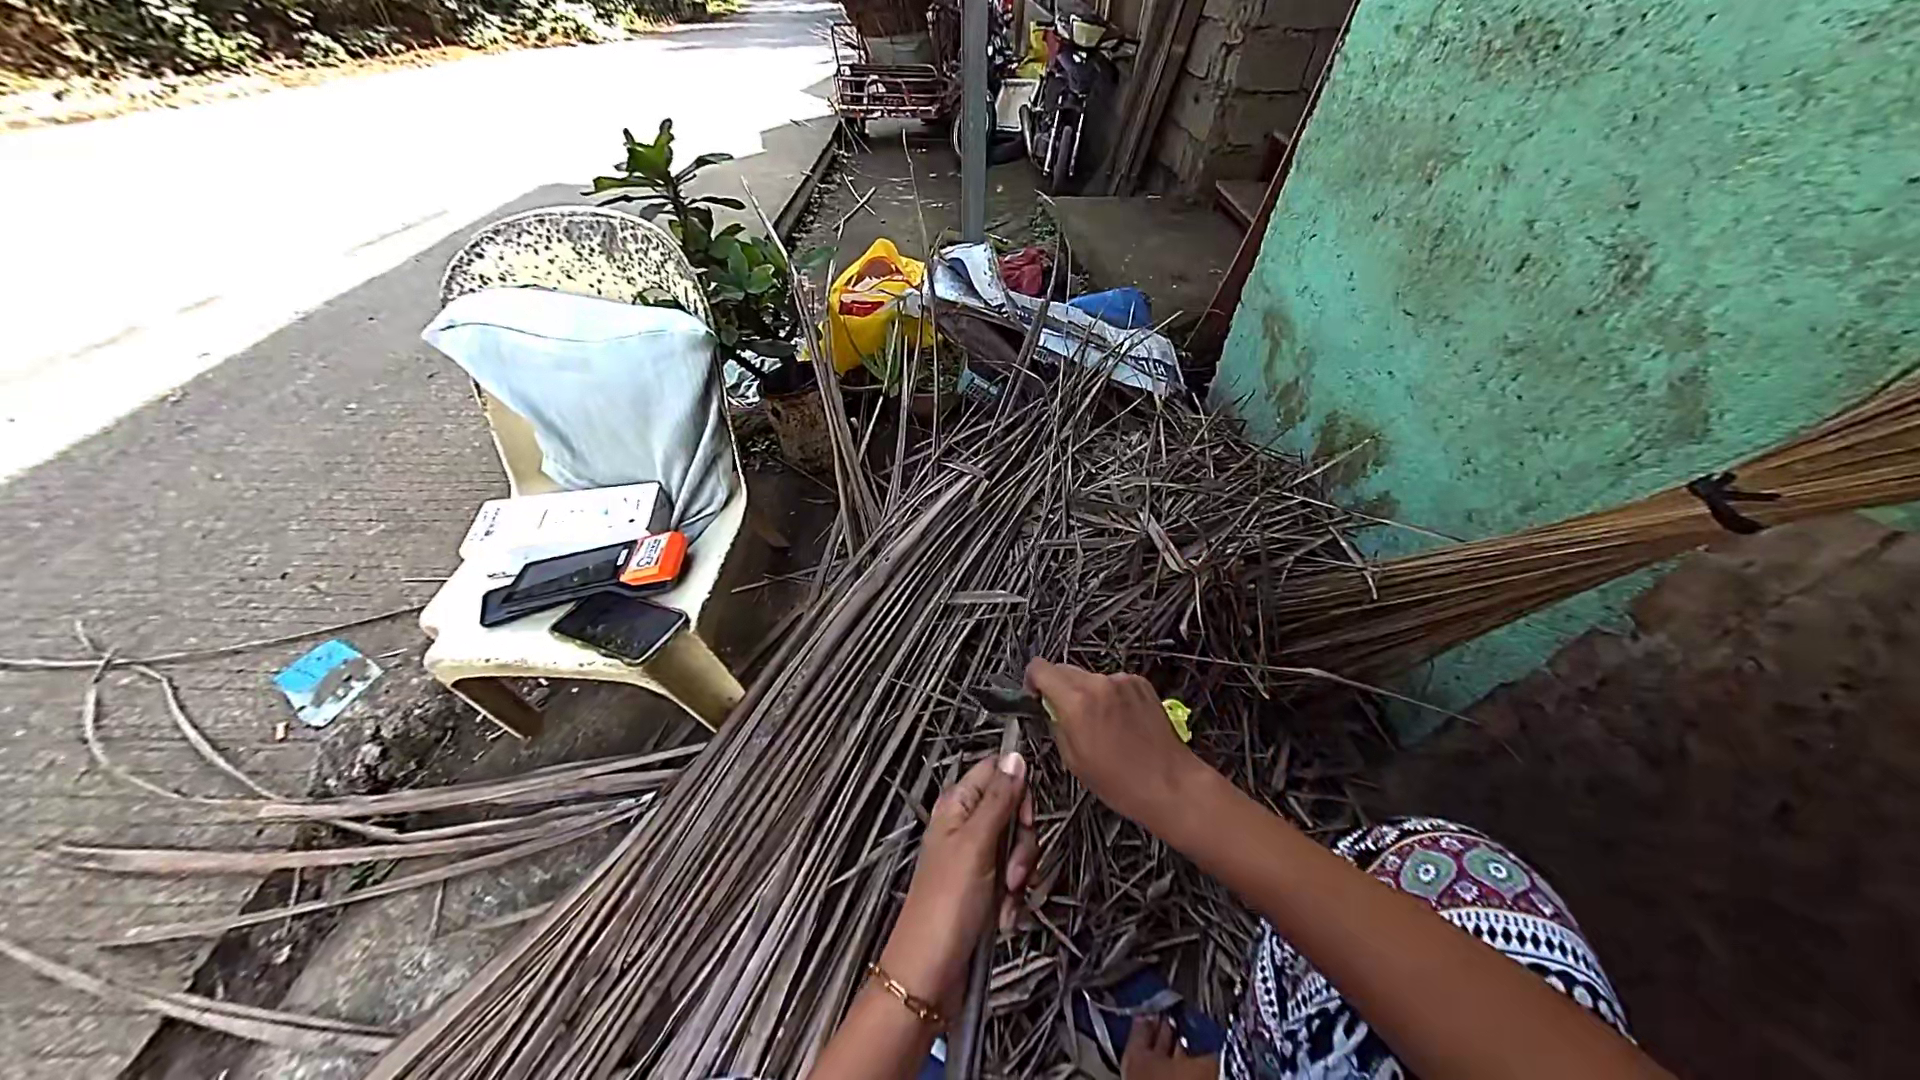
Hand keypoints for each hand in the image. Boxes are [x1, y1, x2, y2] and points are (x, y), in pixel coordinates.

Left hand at [880, 752, 1037, 1014]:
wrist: (930, 973)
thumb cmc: (945, 905)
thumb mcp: (976, 844)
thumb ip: (999, 799)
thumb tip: (1015, 756)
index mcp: (957, 804)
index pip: (997, 771)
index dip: (1018, 790)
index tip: (1025, 817)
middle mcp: (966, 825)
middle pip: (1014, 811)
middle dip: (1023, 844)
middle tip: (1013, 870)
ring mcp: (976, 857)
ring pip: (1019, 847)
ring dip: (1021, 875)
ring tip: (1005, 898)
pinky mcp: (985, 886)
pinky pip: (1015, 878)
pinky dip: (1014, 898)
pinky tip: (1002, 916)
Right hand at [1024, 659, 1207, 832]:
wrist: (1169, 784)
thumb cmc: (1122, 781)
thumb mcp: (1072, 759)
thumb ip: (1055, 724)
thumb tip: (1049, 709)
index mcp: (1076, 701)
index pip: (1039, 668)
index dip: (1032, 681)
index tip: (1035, 694)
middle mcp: (1099, 684)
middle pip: (1063, 669)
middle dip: (1058, 688)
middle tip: (1064, 716)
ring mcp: (1122, 681)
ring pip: (1088, 677)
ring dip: (1085, 693)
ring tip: (1097, 725)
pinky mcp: (1140, 684)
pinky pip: (1112, 682)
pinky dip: (1108, 696)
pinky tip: (1117, 722)